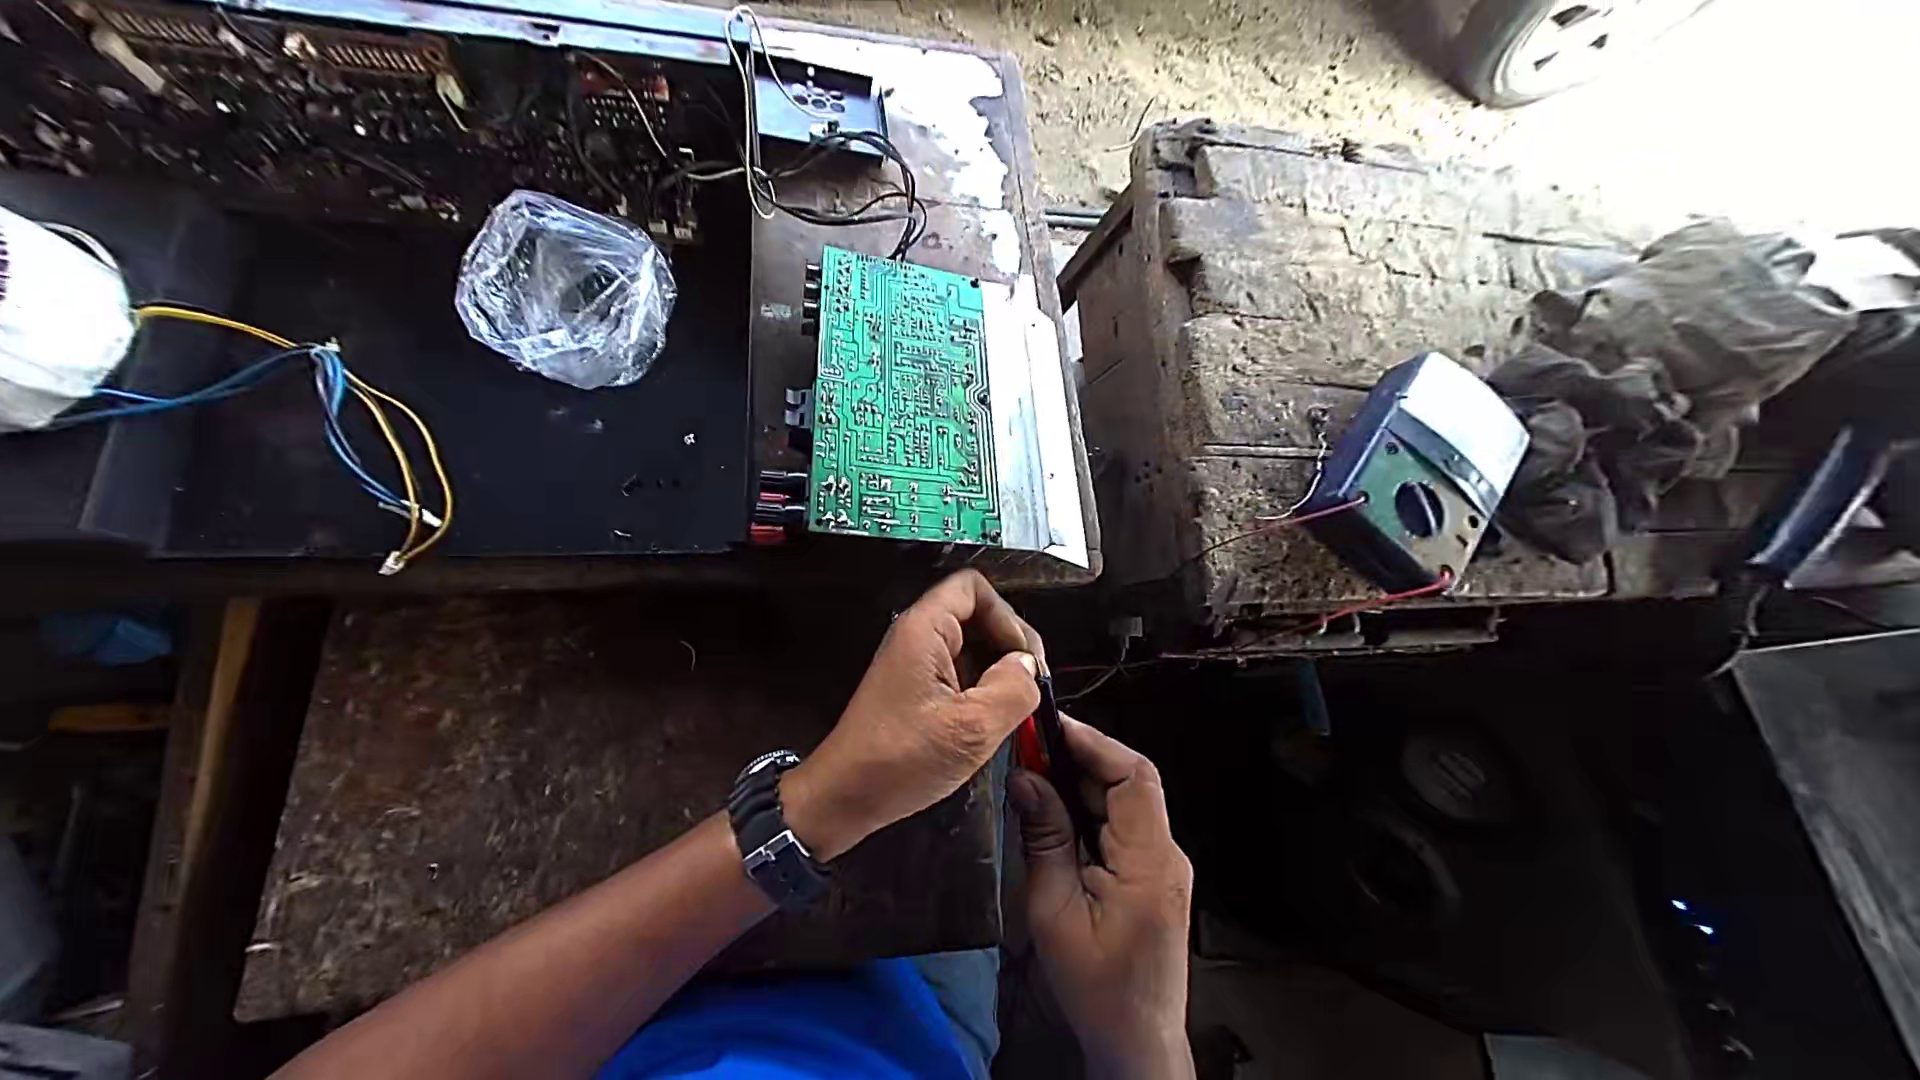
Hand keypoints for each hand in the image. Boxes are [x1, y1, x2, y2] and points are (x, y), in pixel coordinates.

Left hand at [780, 570, 1041, 860]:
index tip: (1024, 657)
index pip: (973, 588)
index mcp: (924, 630)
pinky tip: (991, 720)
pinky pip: (960, 673)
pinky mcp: (917, 688)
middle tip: (1028, 687)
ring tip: (1012, 708)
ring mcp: (916, 663)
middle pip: (977, 616)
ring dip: (998, 673)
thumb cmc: (899, 760)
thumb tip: (1029, 668)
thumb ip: (1013, 689)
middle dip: (1008, 646)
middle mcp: (918, 637)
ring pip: (972, 647)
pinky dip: (982, 690)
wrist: (845, 795)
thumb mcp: (971, 728)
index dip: (1007, 616)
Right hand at [1013, 717, 1194, 1079]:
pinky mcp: (1150, 870)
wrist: (1136, 1042)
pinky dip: (1086, 804)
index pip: (1134, 777)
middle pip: (1130, 780)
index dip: (1093, 742)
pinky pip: (1119, 820)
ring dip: (1080, 778)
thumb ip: (1043, 839)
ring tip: (1036, 769)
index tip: (1050, 726)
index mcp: (1150, 862)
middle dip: (1080, 756)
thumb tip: (1025, 779)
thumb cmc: (1096, 988)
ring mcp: (1161, 862)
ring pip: (1123, 797)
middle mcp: (1165, 853)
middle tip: (1032, 745)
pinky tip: (1055, 805)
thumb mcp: (1055, 911)